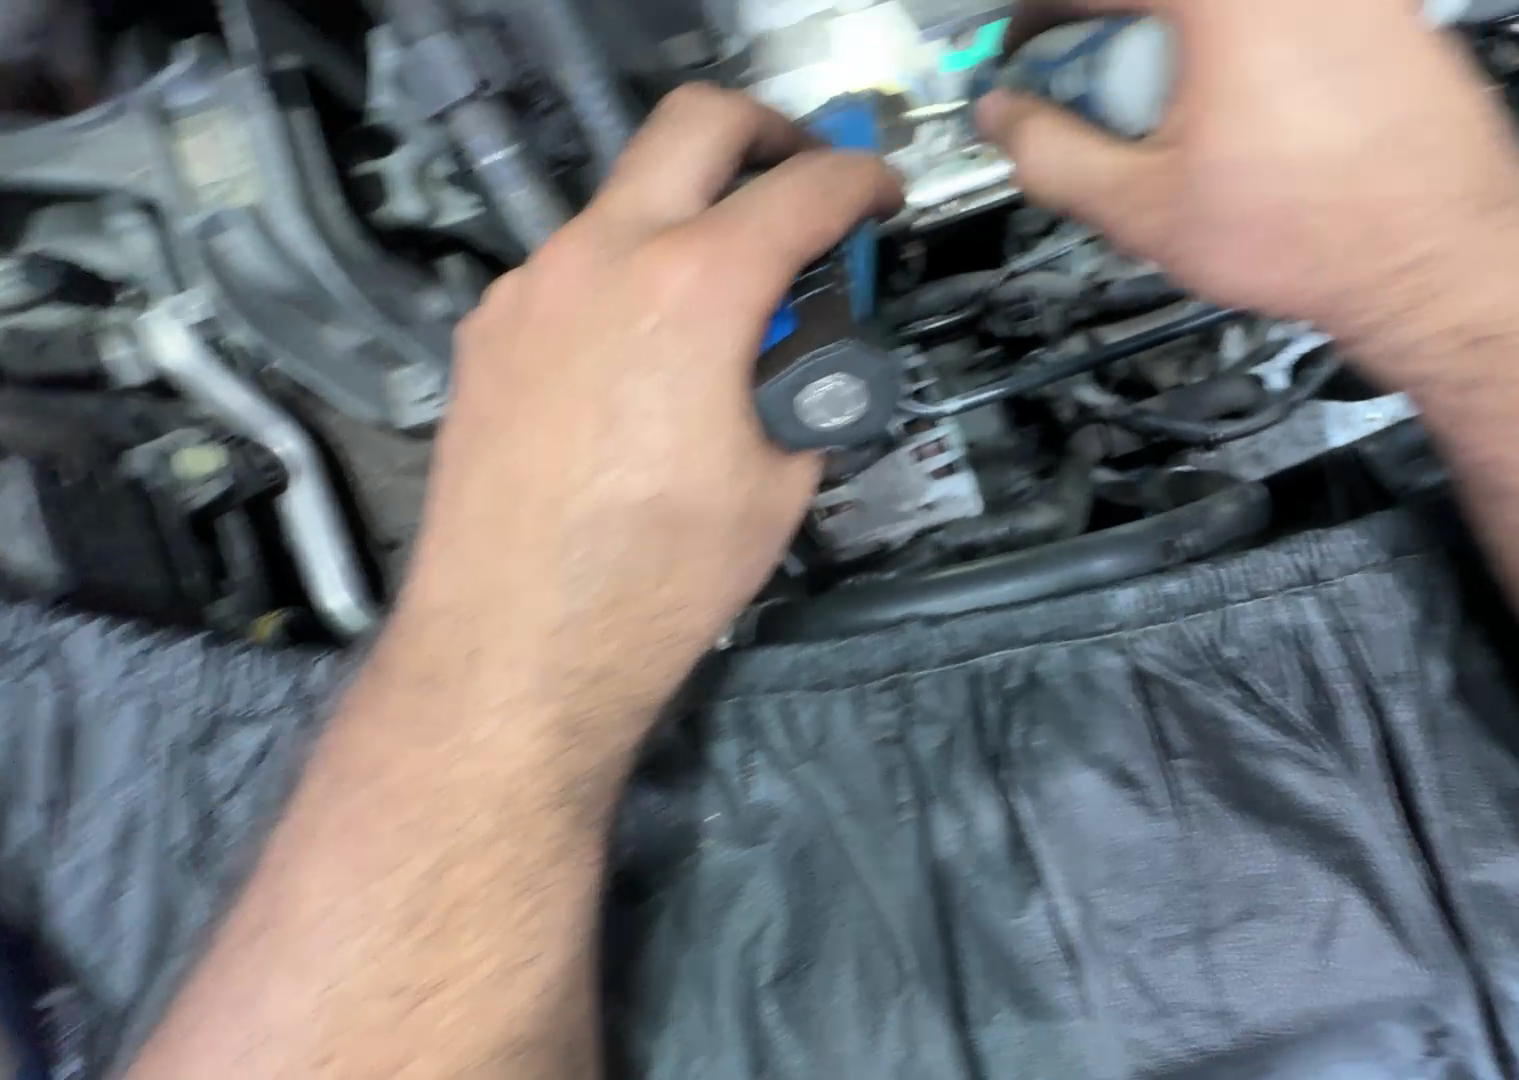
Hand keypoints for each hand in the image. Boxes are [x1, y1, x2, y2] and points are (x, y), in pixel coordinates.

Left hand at [388, 85, 900, 726]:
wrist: (522, 644)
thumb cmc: (669, 573)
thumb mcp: (781, 481)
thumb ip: (805, 391)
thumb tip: (806, 361)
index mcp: (693, 291)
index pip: (801, 193)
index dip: (860, 182)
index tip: (881, 193)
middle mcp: (601, 258)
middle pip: (695, 125)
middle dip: (772, 136)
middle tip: (810, 184)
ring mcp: (531, 287)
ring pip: (628, 198)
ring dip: (694, 217)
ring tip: (732, 300)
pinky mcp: (490, 330)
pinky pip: (578, 267)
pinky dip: (634, 275)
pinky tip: (650, 355)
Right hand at [978, 0, 1518, 359]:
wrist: (1433, 253)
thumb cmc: (1314, 230)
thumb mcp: (1144, 210)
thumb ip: (1053, 156)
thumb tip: (1007, 121)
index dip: (1034, 20)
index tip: (1016, 54)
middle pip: (1151, 2)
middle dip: (1103, 37)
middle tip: (1083, 90)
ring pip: (1203, 12)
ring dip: (1159, 47)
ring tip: (1160, 115)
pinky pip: (1261, 13)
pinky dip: (1216, 45)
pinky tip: (1222, 109)